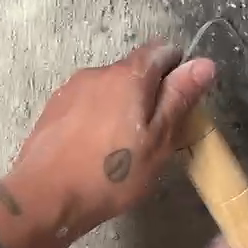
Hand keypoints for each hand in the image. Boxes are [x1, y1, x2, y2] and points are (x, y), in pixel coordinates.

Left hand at [8, 42, 215, 237]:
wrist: (44, 197)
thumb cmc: (110, 174)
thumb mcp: (158, 140)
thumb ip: (179, 98)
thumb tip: (204, 62)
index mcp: (127, 75)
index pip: (161, 50)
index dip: (178, 70)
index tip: (182, 101)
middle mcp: (96, 73)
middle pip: (132, 71)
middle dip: (149, 94)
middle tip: (156, 135)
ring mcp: (69, 91)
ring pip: (107, 90)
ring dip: (121, 108)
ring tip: (123, 149)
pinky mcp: (52, 111)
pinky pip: (85, 106)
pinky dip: (97, 120)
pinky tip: (95, 151)